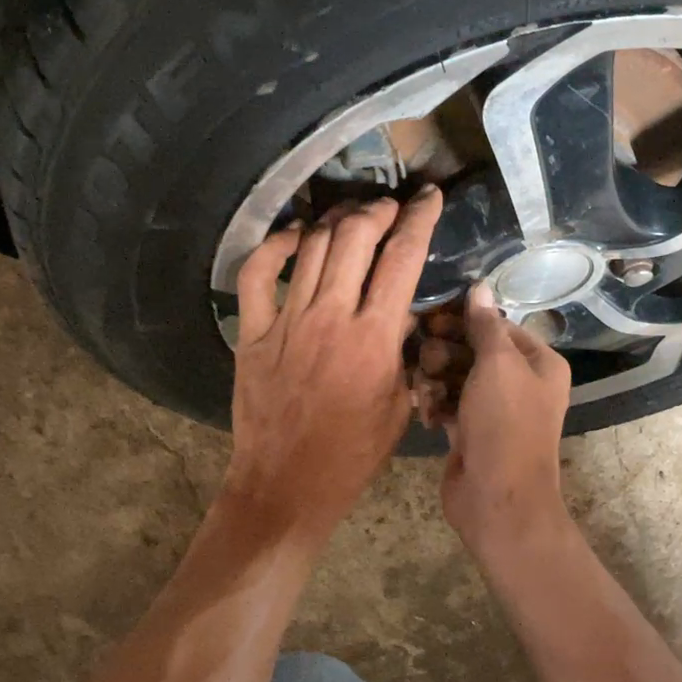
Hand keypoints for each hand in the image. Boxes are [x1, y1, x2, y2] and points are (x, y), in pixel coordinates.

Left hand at [225, 187, 441, 532]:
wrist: (288, 484)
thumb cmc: (353, 454)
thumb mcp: (399, 406)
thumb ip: (405, 354)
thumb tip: (407, 315)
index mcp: (374, 337)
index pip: (402, 259)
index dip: (419, 219)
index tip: (429, 196)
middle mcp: (330, 317)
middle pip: (354, 238)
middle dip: (376, 211)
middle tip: (386, 209)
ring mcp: (286, 322)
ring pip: (310, 248)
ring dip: (334, 223)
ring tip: (350, 219)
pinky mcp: (252, 334)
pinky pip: (256, 275)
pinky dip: (273, 247)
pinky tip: (292, 238)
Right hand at [419, 283, 573, 546]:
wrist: (498, 499)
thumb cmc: (505, 424)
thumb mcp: (497, 365)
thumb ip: (485, 324)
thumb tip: (480, 286)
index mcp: (539, 362)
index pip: (497, 325)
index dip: (464, 320)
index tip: (430, 319)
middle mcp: (520, 382)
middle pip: (472, 349)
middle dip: (444, 353)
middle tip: (427, 362)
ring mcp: (493, 409)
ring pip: (454, 376)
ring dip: (435, 380)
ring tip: (426, 394)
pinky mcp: (470, 431)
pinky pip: (447, 403)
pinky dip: (435, 404)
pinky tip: (427, 414)